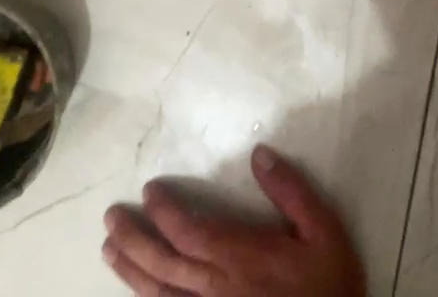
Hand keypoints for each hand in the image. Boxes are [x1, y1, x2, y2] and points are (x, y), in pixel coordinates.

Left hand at [102, 144, 366, 296]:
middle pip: (163, 262)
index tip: (149, 190)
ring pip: (160, 293)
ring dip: (131, 271)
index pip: (188, 231)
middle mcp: (216, 286)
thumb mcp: (322, 228)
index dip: (163, 211)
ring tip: (109, 251)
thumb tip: (259, 154)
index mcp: (240, 255)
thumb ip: (290, 190)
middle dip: (133, 238)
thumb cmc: (328, 282)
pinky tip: (139, 292)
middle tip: (111, 218)